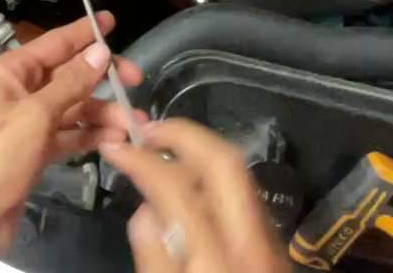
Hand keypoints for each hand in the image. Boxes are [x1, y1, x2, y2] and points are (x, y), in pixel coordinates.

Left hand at [0, 13, 145, 272]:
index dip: (83, 32)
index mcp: (12, 71)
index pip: (54, 43)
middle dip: (102, 78)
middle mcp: (21, 90)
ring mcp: (30, 120)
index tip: (110, 20)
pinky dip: (91, 135)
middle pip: (69, 75)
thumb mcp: (36, 115)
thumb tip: (100, 52)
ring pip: (74, 107)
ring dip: (102, 112)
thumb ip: (71, 84)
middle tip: (136, 79)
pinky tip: (115, 139)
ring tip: (134, 122)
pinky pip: (70, 133)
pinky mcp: (37, 148)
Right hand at [101, 119, 286, 272]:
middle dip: (182, 135)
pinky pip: (243, 201)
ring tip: (159, 154)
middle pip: (225, 162)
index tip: (114, 147)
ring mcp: (273, 251)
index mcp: (219, 264)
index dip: (142, 159)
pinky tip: (186, 193)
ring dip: (198, 154)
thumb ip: (154, 260)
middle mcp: (255, 248)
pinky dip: (211, 182)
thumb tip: (146, 209)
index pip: (178, 187)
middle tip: (145, 133)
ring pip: (240, 177)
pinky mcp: (277, 258)